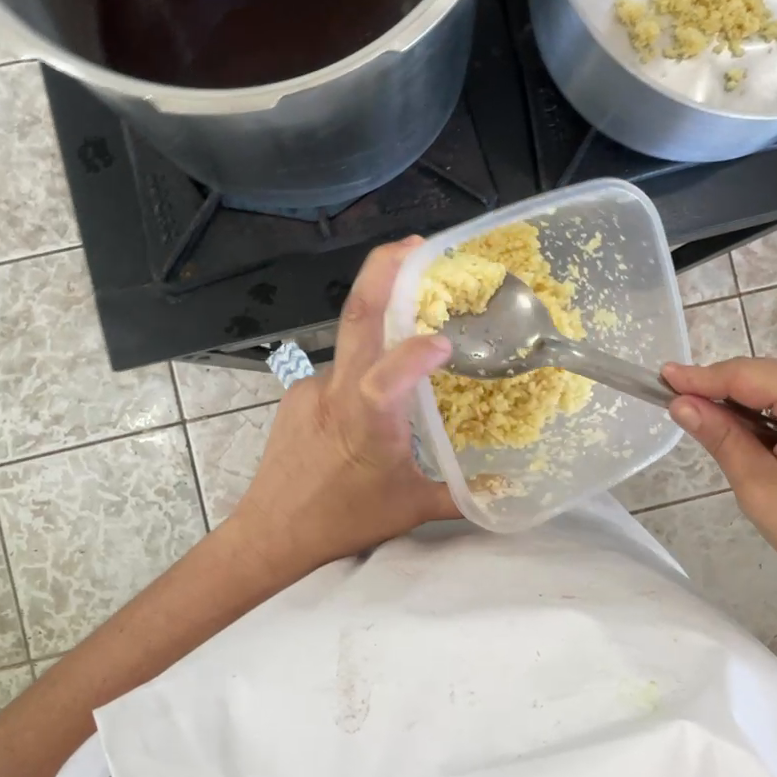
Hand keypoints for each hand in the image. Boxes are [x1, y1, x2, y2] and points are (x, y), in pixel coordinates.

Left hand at [224, 237, 459, 585]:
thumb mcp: (410, 510)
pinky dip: (362, 367)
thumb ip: (461, 495)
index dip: (414, 355)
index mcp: (368, 422)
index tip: (445, 342)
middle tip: (416, 245)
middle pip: (356, 318)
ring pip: (352, 344)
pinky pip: (340, 368)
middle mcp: (337, 391)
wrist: (270, 531)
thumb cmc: (342, 520)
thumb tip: (506, 487)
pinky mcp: (298, 390)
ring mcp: (313, 385)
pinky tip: (373, 395)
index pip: (386, 377)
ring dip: (382, 325)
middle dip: (384, 272)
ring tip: (415, 323)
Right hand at [662, 358, 776, 589]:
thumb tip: (682, 404)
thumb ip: (722, 437)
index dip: (702, 376)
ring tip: (716, 421)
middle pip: (772, 376)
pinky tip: (760, 436)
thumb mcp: (760, 487)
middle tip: (682, 400)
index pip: (748, 375)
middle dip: (726, 388)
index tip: (665, 376)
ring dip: (753, 403)